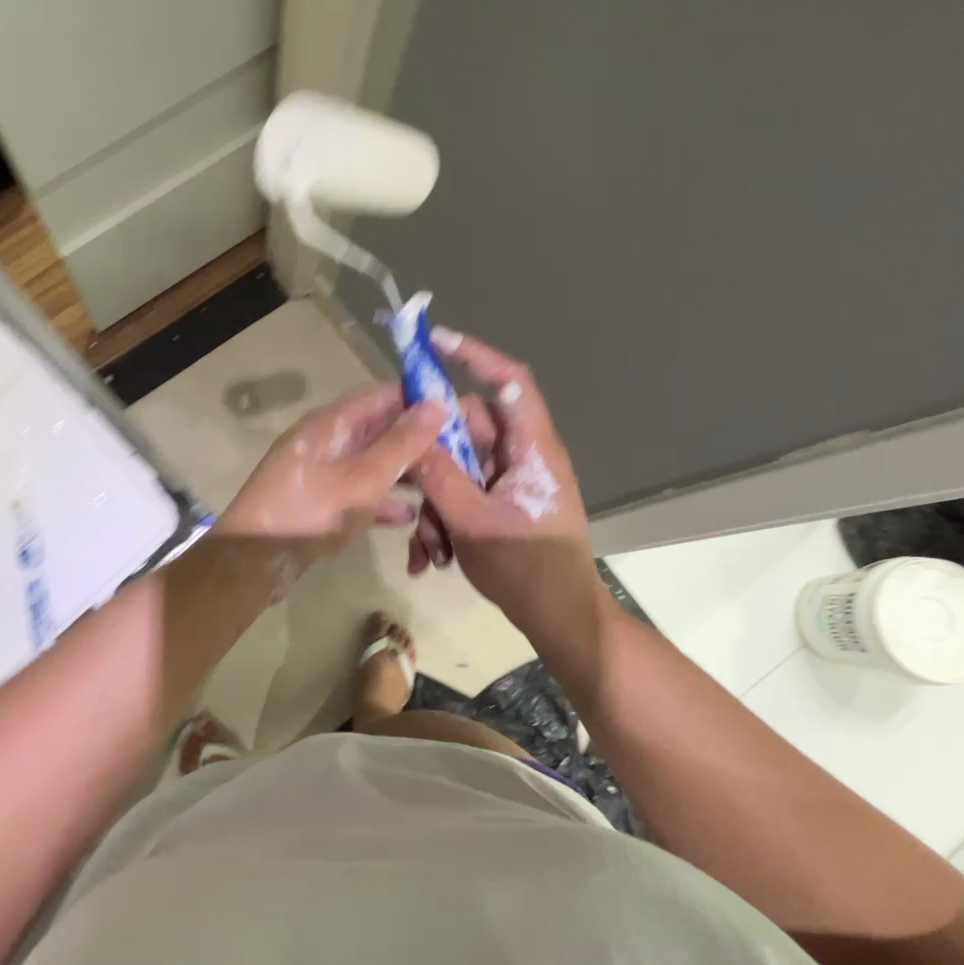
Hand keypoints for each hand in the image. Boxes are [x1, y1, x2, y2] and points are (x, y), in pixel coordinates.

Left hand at [217, 384, 442, 572]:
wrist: (252, 562)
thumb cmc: (310, 514)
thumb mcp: (363, 479)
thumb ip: (401, 444)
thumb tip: (435, 402)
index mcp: (330, 423)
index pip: (381, 395)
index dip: (418, 400)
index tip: (457, 415)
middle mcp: (323, 440)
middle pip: (377, 429)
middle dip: (415, 441)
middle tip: (456, 458)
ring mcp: (318, 472)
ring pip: (368, 462)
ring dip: (401, 473)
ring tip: (440, 486)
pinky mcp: (315, 501)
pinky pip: (355, 491)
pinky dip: (379, 500)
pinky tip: (407, 517)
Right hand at [409, 330, 603, 643]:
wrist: (560, 620)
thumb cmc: (527, 569)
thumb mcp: (473, 522)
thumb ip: (439, 476)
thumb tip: (410, 434)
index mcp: (531, 449)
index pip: (509, 382)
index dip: (475, 356)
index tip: (435, 344)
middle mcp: (521, 457)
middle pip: (467, 431)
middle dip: (432, 463)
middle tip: (403, 489)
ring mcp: (509, 483)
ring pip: (457, 469)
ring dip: (433, 505)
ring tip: (427, 548)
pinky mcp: (499, 507)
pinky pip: (461, 497)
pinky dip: (442, 522)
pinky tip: (430, 559)